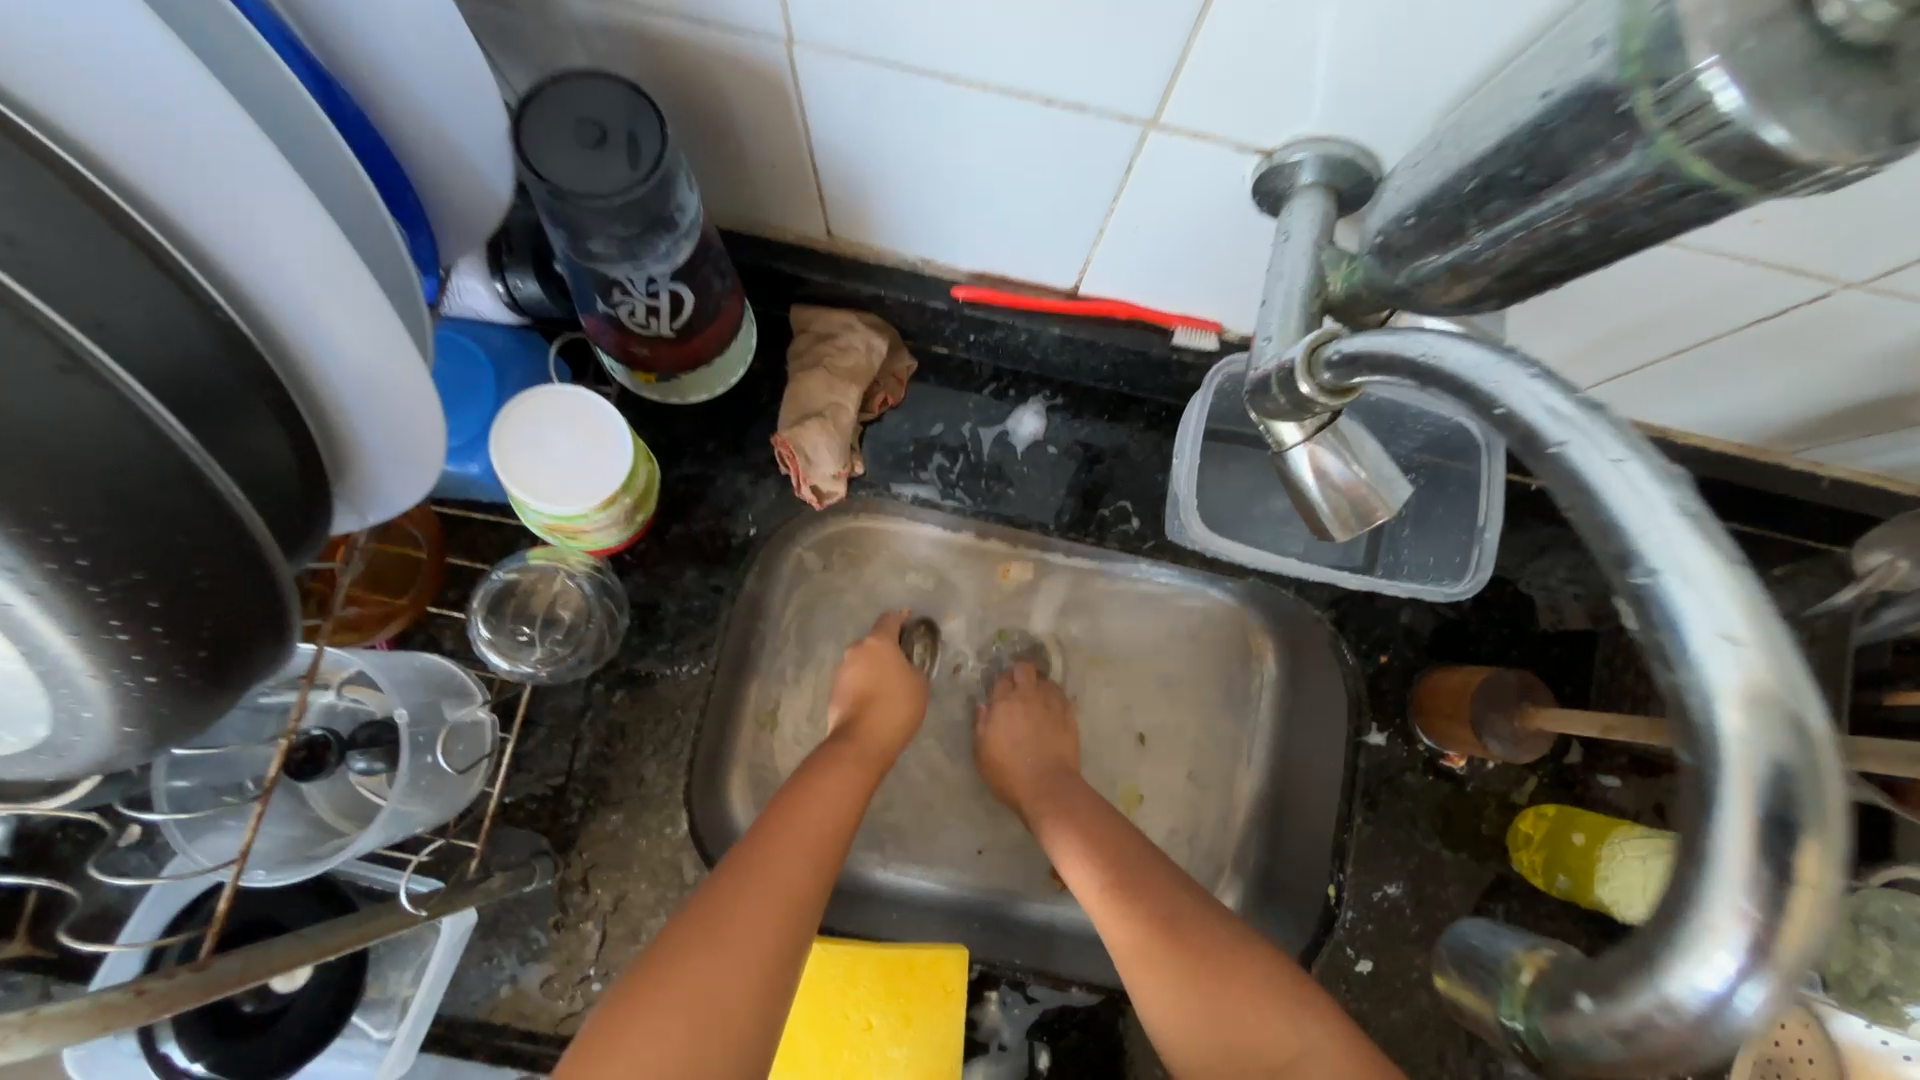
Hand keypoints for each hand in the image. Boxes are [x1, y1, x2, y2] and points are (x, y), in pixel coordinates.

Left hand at [824, 610, 928, 768]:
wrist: (861, 740)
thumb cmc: (897, 706)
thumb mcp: (919, 683)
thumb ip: (912, 666)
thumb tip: (902, 666)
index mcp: (878, 642)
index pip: (889, 618)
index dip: (901, 619)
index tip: (909, 622)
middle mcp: (855, 650)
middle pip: (873, 643)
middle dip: (885, 650)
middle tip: (900, 665)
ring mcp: (841, 670)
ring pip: (861, 662)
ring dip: (872, 669)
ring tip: (886, 688)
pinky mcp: (833, 691)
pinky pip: (853, 681)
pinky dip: (863, 685)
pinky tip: (873, 702)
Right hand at [974, 662, 1079, 821]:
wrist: (1047, 787)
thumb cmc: (1009, 774)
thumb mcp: (982, 753)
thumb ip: (981, 725)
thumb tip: (983, 706)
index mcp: (1004, 703)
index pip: (1002, 679)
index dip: (1001, 683)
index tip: (1001, 692)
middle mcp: (1028, 696)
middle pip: (1025, 669)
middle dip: (1021, 673)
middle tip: (1019, 687)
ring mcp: (1051, 703)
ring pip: (1046, 680)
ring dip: (1040, 685)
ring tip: (1038, 697)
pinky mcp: (1069, 714)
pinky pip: (1062, 695)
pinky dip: (1055, 697)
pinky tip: (1053, 708)